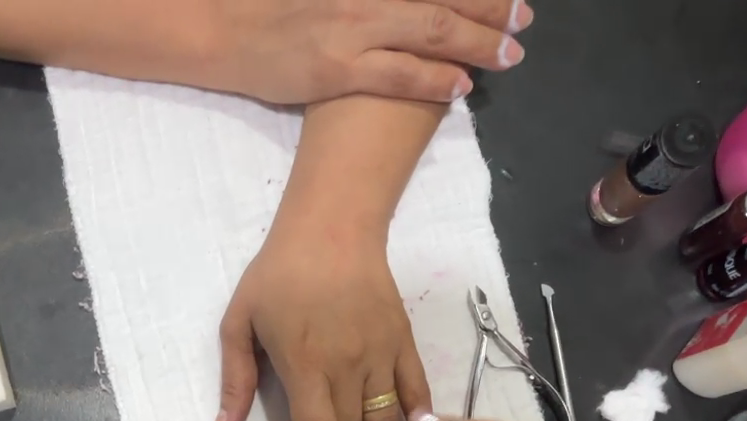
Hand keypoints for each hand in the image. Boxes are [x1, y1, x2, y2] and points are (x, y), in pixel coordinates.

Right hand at [200, 0, 533, 103]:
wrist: (223, 28)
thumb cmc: (269, 4)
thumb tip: (400, 5)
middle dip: (491, 6)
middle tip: (523, 19)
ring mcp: (354, 28)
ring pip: (433, 32)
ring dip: (478, 42)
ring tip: (508, 54)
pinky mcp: (338, 68)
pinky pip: (399, 75)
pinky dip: (434, 80)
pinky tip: (462, 86)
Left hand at [218, 223, 432, 420]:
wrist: (333, 225)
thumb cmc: (278, 275)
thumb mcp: (239, 323)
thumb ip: (234, 381)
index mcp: (304, 368)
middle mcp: (347, 368)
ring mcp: (380, 355)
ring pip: (385, 419)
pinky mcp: (402, 342)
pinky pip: (414, 388)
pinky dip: (417, 418)